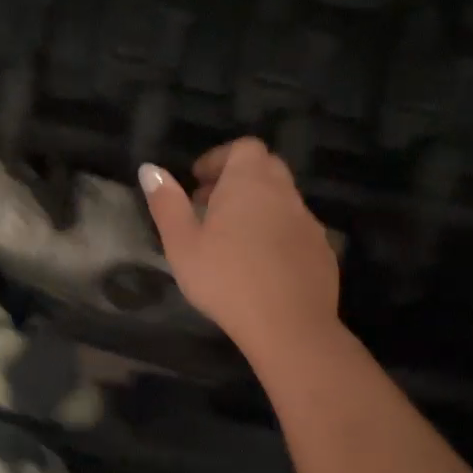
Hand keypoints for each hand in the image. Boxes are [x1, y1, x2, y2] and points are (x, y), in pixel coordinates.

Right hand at [139, 138, 340, 360]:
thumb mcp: (182, 244)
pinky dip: (276, 232)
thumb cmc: (225, 279)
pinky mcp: (322, 250)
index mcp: (249, 183)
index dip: (219, 158)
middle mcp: (284, 193)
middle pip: (266, 168)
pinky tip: (259, 264)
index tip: (198, 182)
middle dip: (238, 179)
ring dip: (257, 206)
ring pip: (282, 199)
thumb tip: (149, 170)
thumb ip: (166, 203)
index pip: (244, 148)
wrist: (288, 325)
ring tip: (231, 238)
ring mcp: (308, 222)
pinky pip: (295, 228)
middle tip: (210, 206)